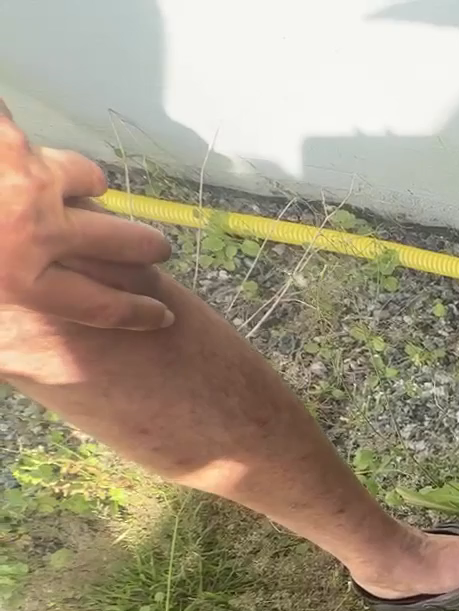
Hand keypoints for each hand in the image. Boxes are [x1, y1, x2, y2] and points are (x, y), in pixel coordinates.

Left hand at [0, 98, 173, 327]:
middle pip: (124, 243)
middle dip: (142, 246)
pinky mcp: (4, 134)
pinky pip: (17, 126)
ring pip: (83, 178)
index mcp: (13, 280)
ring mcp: (22, 175)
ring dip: (79, 180)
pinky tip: (5, 127)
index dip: (136, 313)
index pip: (102, 307)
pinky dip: (10, 127)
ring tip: (72, 180)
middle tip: (153, 248)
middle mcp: (37, 231)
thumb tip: (4, 351)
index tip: (158, 317)